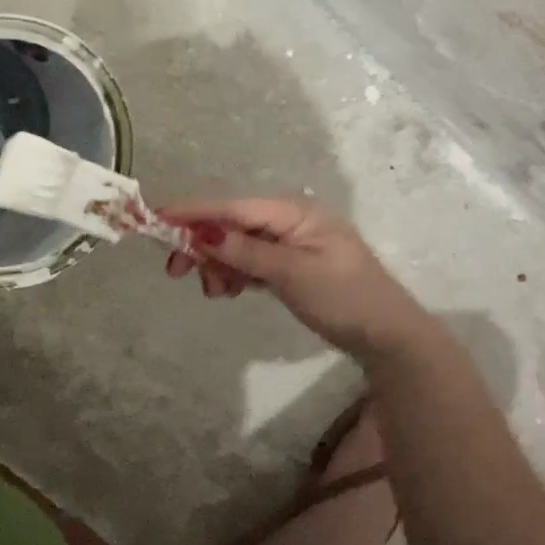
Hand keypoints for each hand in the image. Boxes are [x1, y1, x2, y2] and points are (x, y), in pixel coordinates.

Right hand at [158, 198, 429, 354]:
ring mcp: (289, 241)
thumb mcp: (291, 274)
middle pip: (229, 224)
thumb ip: (244, 251)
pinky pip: (248, 259)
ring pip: (234, 244)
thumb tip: (201, 233)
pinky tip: (230, 290)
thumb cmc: (344, 298)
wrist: (389, 337)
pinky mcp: (288, 262)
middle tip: (176, 271)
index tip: (155, 219)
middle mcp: (288, 219)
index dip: (192, 212)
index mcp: (293, 212)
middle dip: (202, 245)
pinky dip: (233, 273)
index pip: (231, 207)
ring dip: (217, 265)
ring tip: (217, 292)